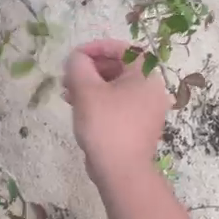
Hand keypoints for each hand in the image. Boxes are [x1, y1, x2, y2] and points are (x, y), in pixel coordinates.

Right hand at [62, 38, 171, 184]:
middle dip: (89, 68)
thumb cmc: (105, 124)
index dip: (95, 47)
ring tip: (67, 92)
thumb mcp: (86, 89)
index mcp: (146, 76)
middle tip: (67, 75)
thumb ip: (78, 65)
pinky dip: (98, 99)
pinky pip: (117, 102)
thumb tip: (76, 58)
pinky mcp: (138, 124)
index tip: (74, 55)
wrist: (121, 170)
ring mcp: (147, 109)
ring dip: (90, 84)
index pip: (122, 49)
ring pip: (115, 86)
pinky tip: (77, 106)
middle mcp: (152, 89)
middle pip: (119, 67)